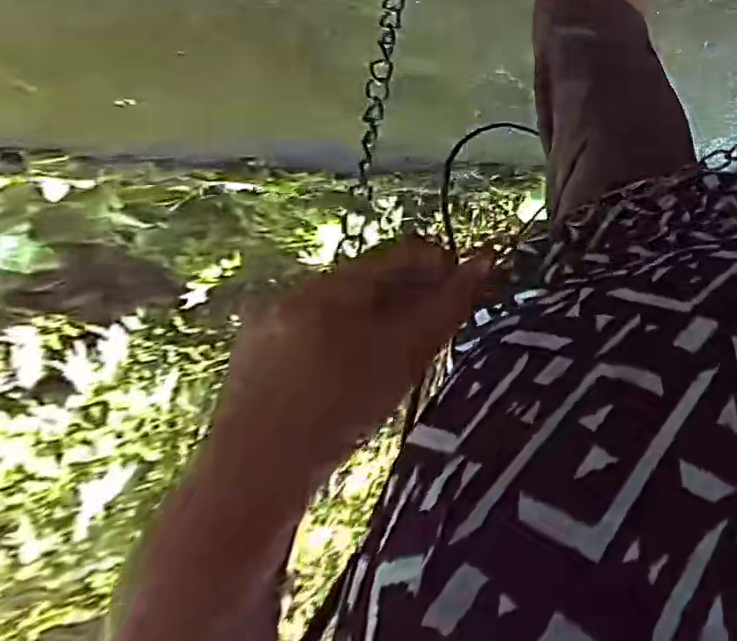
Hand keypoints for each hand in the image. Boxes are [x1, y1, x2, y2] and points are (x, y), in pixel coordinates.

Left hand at [205, 236, 490, 482]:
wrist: (251, 482)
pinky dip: (352, 335)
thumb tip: (486, 261)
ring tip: (406, 350)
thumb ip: (449, 303)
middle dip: (414, 293)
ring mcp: (269, 324)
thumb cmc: (340, 408)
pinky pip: (319, 327)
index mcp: (330, 285)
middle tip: (441, 323)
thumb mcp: (408, 352)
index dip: (442, 266)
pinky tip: (363, 369)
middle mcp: (295, 292)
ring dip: (385, 315)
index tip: (465, 291)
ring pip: (347, 304)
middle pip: (373, 277)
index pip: (403, 253)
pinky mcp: (255, 355)